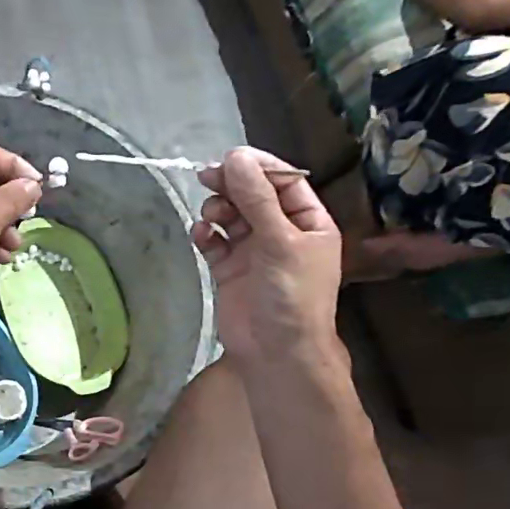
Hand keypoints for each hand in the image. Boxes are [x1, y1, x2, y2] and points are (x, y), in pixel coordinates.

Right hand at [192, 147, 343, 364]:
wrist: (276, 351)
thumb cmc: (291, 294)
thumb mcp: (279, 241)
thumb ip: (256, 198)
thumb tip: (234, 156)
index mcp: (308, 222)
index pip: (283, 181)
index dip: (257, 167)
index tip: (229, 158)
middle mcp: (281, 232)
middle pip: (253, 195)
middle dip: (232, 185)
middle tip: (207, 178)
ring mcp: (253, 251)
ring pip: (231, 216)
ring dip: (218, 209)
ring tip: (211, 217)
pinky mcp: (229, 269)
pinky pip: (215, 242)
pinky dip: (206, 235)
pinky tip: (201, 235)